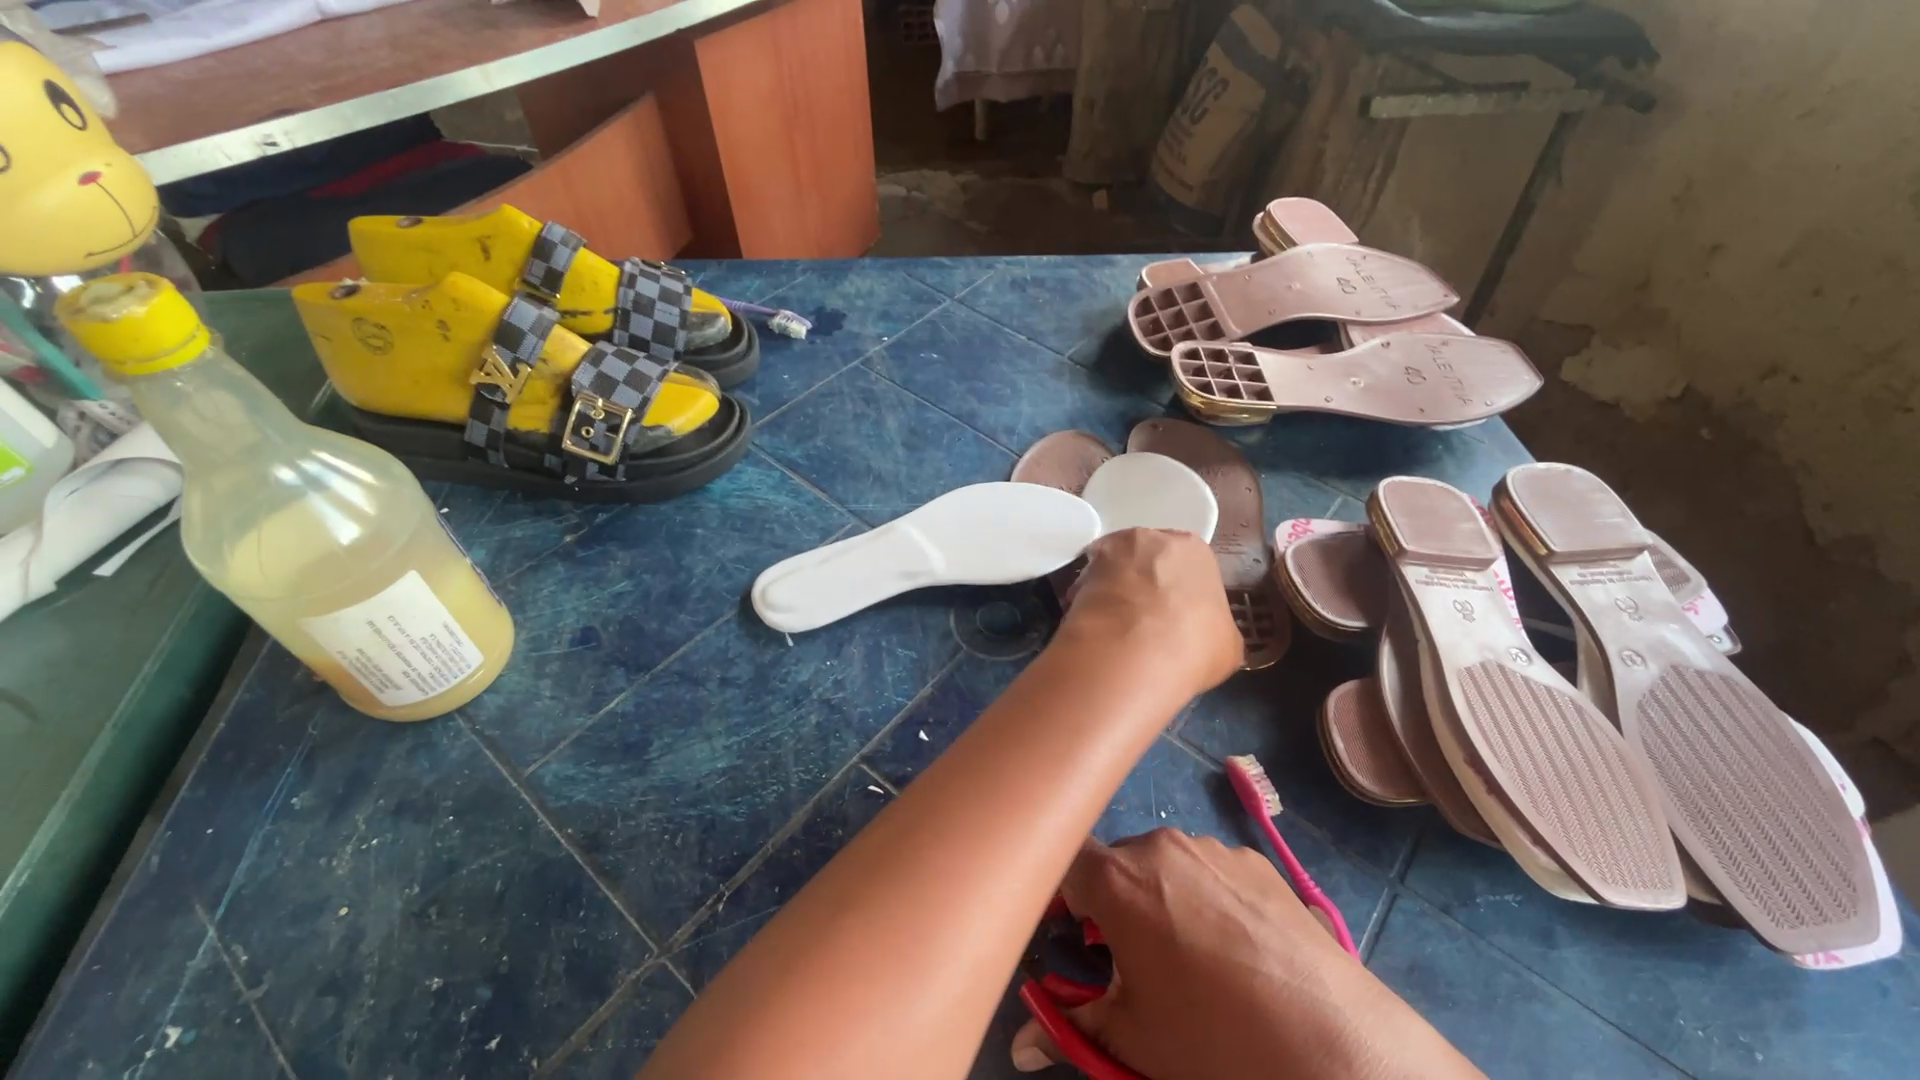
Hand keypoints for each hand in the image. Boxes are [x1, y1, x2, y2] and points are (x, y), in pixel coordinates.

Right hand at [1011, 831, 1484, 1079]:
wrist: (1337, 1044)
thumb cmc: (1214, 1039)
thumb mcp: (1132, 1041)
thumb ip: (1070, 1027)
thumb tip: (1022, 1046)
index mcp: (1119, 880)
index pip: (1060, 860)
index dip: (1053, 894)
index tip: (1063, 935)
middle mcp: (1163, 847)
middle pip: (1113, 863)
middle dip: (1107, 904)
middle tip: (1123, 960)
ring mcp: (1216, 850)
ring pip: (1163, 865)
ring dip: (1156, 898)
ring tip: (1186, 958)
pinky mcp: (1260, 864)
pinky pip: (1208, 871)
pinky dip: (1201, 898)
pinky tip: (1232, 951)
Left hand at [1057, 529, 1241, 700]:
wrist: (1137, 652)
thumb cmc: (1195, 645)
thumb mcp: (1227, 644)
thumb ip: (1215, 629)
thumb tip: (1208, 638)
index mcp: (1195, 550)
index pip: (1186, 565)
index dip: (1178, 592)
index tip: (1173, 615)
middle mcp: (1151, 539)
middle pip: (1145, 559)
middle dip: (1142, 584)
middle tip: (1141, 620)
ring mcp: (1110, 553)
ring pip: (1112, 571)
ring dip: (1112, 593)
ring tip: (1114, 631)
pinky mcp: (1078, 574)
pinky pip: (1084, 590)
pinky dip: (1087, 608)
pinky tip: (1094, 634)